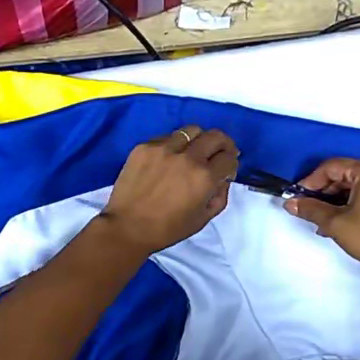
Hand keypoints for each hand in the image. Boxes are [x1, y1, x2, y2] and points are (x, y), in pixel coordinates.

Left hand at [95, 126, 239, 255]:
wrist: (127, 227)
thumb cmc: (167, 228)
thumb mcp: (203, 219)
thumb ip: (220, 195)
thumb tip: (223, 177)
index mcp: (204, 177)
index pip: (229, 157)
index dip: (231, 163)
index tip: (226, 169)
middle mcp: (187, 157)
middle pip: (215, 136)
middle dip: (223, 144)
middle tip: (219, 152)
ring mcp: (164, 148)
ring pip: (191, 130)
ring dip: (199, 140)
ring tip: (194, 151)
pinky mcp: (145, 146)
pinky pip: (167, 137)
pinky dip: (175, 144)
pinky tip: (170, 157)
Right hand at [285, 158, 359, 279]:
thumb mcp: (338, 224)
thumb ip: (311, 210)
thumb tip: (290, 203)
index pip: (331, 166)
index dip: (310, 181)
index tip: (297, 199)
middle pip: (346, 174)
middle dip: (325, 193)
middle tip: (310, 211)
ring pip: (359, 186)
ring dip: (339, 201)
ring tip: (325, 222)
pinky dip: (356, 205)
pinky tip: (346, 224)